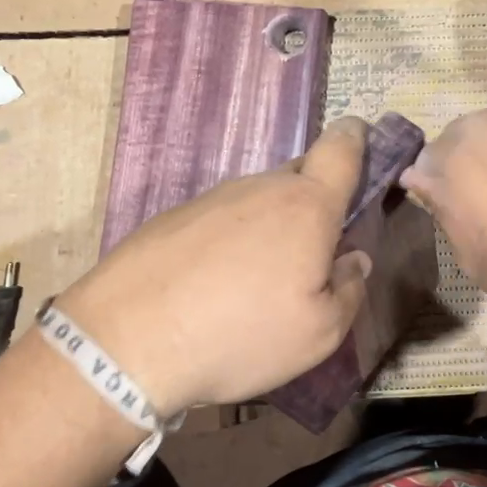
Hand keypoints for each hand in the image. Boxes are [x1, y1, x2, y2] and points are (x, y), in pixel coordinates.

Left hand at [54, 117, 371, 410]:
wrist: (123, 346)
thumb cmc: (240, 334)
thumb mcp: (319, 334)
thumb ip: (349, 290)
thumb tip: (352, 260)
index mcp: (308, 207)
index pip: (342, 148)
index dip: (358, 139)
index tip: (364, 147)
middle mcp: (260, 189)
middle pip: (300, 178)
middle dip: (314, 205)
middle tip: (311, 259)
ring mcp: (210, 200)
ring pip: (258, 202)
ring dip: (268, 231)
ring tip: (256, 288)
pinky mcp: (170, 220)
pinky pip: (219, 222)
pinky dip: (228, 246)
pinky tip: (213, 292)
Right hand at [402, 106, 486, 349]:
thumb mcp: (482, 267)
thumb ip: (448, 216)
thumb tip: (416, 175)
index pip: (448, 157)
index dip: (428, 162)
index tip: (425, 175)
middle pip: (473, 127)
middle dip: (451, 141)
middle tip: (450, 163)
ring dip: (484, 128)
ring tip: (482, 151)